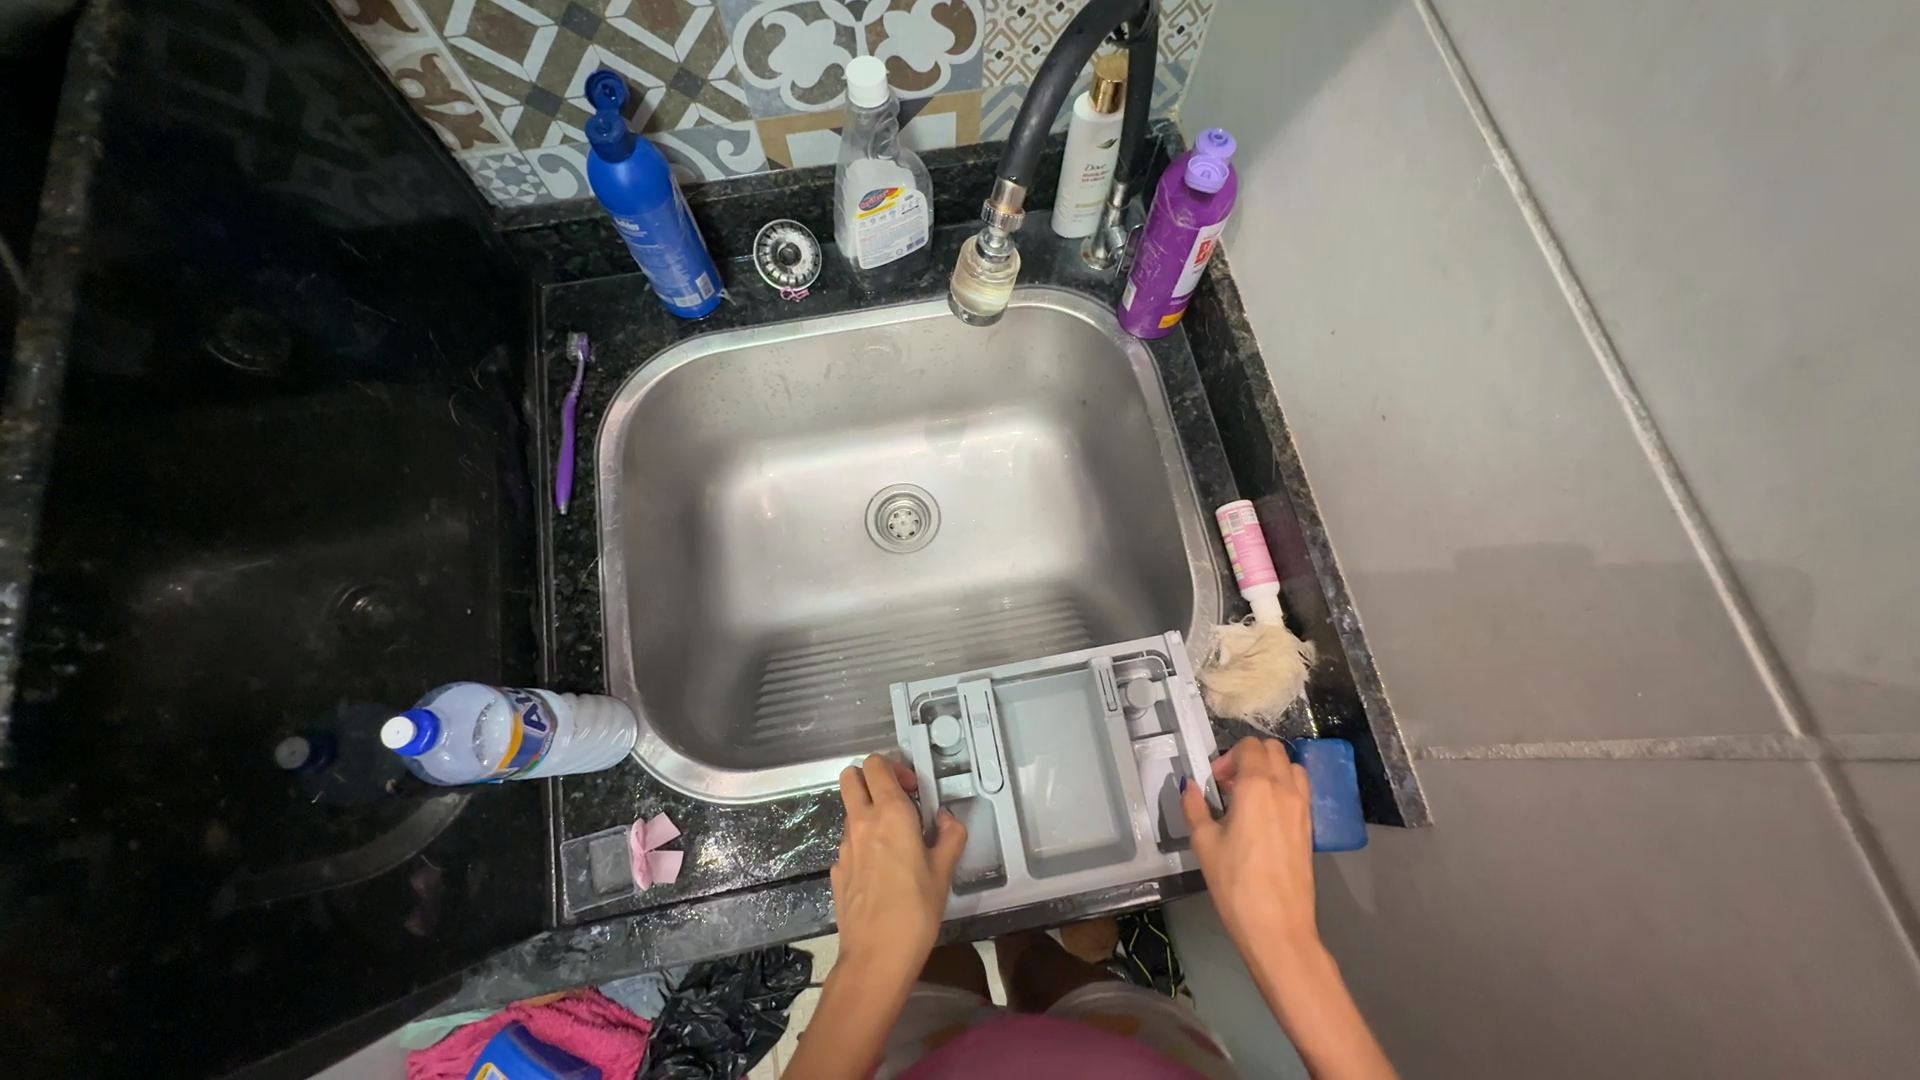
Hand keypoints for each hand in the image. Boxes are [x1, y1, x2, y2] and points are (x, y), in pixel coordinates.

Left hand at [832, 755, 966, 979]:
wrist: (876, 956)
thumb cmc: (916, 909)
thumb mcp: (944, 871)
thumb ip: (950, 835)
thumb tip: (946, 818)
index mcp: (890, 813)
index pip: (877, 764)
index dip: (895, 768)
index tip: (915, 790)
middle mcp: (862, 822)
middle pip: (851, 776)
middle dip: (872, 778)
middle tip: (897, 800)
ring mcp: (844, 846)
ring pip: (850, 810)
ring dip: (868, 813)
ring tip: (894, 842)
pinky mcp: (837, 870)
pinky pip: (849, 843)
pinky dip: (863, 844)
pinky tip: (881, 873)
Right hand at [1181, 736, 1318, 953]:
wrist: (1277, 926)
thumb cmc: (1235, 882)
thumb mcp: (1204, 842)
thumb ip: (1194, 807)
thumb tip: (1189, 786)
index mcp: (1256, 786)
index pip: (1249, 747)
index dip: (1227, 757)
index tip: (1214, 782)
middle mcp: (1284, 789)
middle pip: (1273, 750)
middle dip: (1249, 757)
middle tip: (1229, 783)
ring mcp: (1303, 808)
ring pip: (1292, 766)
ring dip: (1271, 769)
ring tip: (1250, 794)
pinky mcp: (1310, 827)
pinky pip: (1301, 789)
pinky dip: (1285, 786)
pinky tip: (1266, 812)